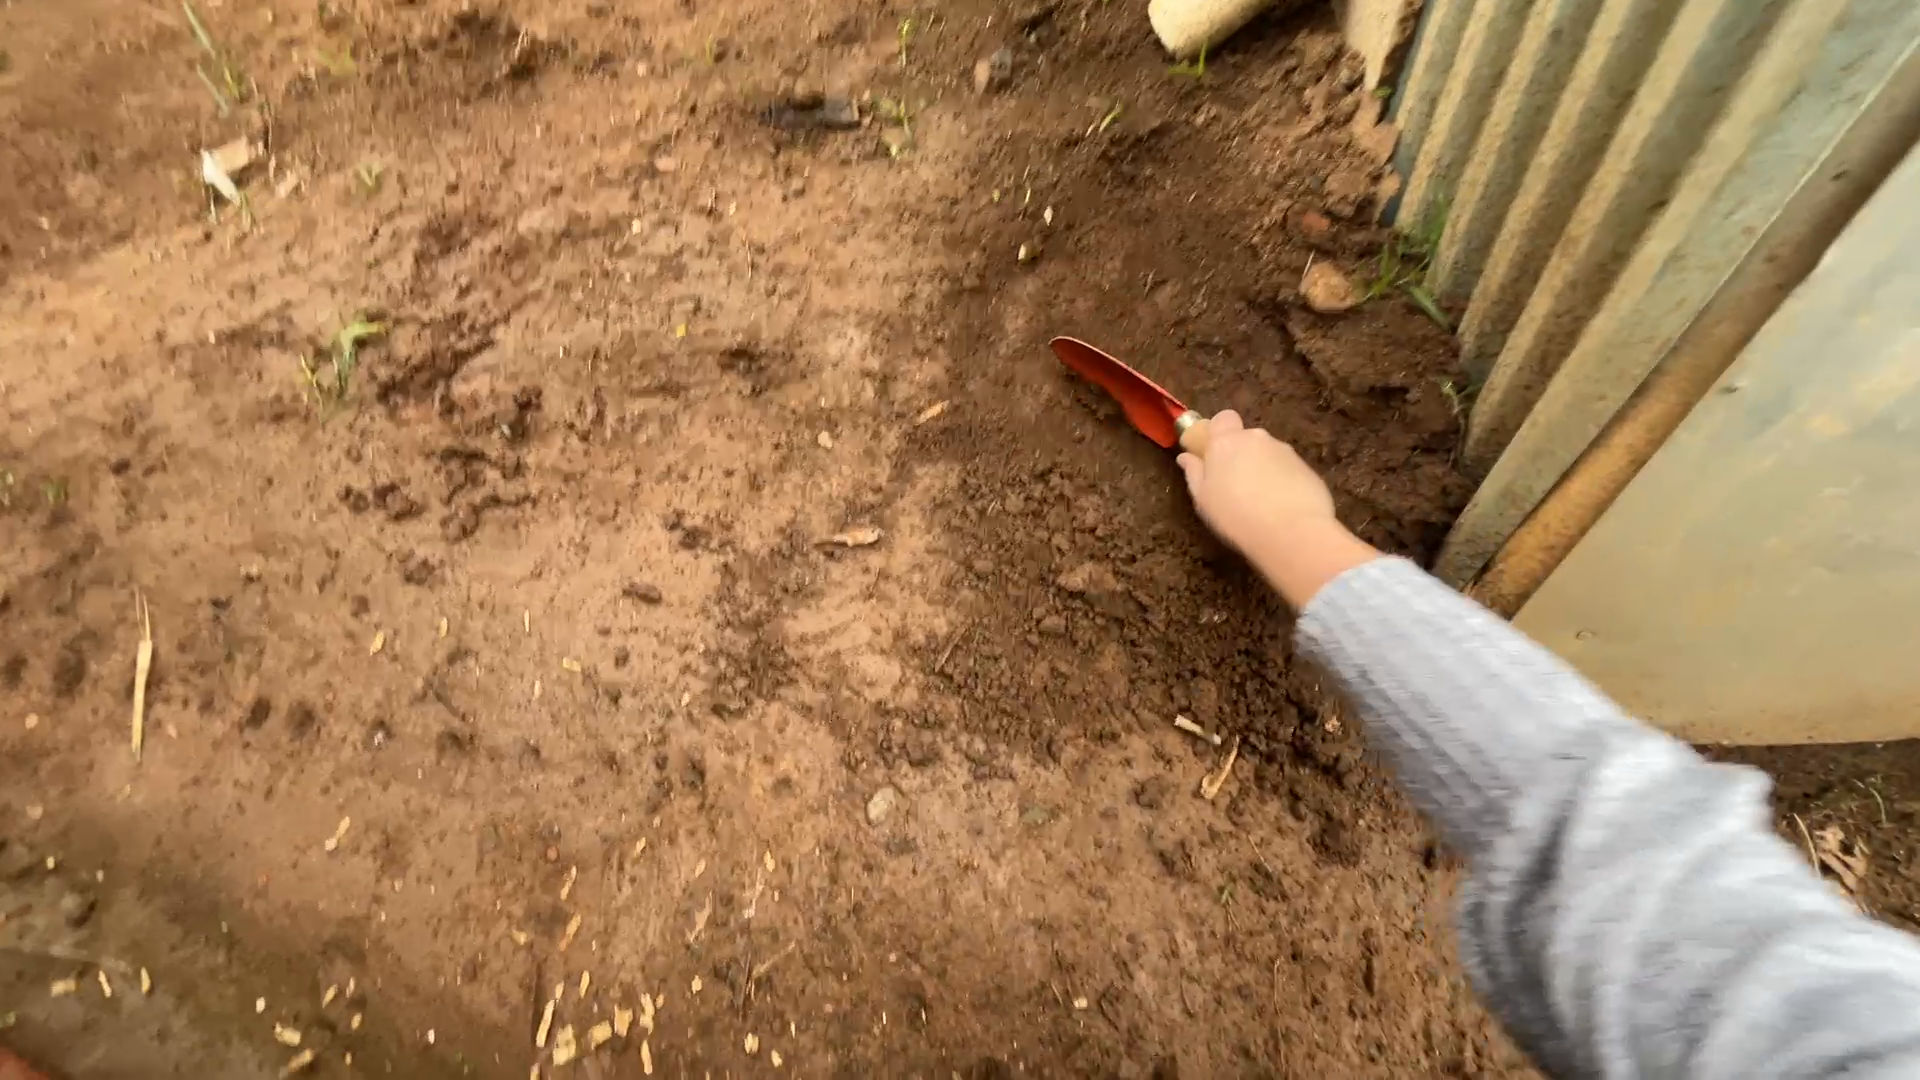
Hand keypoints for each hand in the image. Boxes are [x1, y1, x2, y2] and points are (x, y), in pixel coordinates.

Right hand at [1177, 411, 1377, 607]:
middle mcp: (1256, 438)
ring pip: (1267, 453)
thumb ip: (1194, 473)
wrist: (1290, 531)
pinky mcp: (1306, 467)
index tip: (1213, 453)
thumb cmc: (1234, 515)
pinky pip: (1287, 468)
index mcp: (1226, 443)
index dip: (1218, 432)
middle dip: (1240, 454)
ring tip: (1259, 500)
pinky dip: (1282, 480)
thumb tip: (1185, 457)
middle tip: (1233, 485)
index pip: (1223, 418)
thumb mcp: (1203, 500)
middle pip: (1245, 438)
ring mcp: (1284, 451)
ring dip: (1261, 468)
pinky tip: (1279, 506)